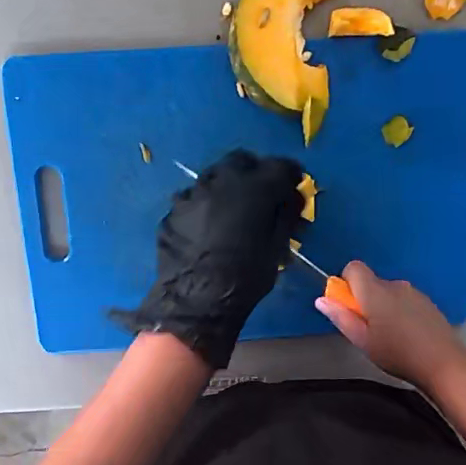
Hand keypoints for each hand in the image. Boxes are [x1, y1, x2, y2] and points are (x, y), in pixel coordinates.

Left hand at [111, 150, 304, 368]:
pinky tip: (205, 228)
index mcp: (255, 187)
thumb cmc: (245, 277)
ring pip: (213, 177)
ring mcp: (192, 193)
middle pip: (242, 162)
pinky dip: (203, 206)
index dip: (290, 178)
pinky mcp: (173, 210)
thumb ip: (286, 215)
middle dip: (254, 174)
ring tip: (230, 212)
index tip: (292, 192)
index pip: (281, 166)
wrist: (195, 302)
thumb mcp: (277, 247)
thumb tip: (291, 198)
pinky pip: (193, 199)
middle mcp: (222, 180)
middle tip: (259, 197)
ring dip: (226, 188)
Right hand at [316, 261, 465, 389]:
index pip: (354, 267)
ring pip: (388, 292)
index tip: (349, 305)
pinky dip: (399, 311)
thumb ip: (341, 317)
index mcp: (375, 292)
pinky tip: (407, 335)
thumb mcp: (362, 341)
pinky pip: (404, 299)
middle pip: (371, 282)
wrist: (444, 363)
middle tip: (368, 329)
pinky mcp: (428, 302)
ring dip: (383, 306)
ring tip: (390, 335)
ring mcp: (414, 292)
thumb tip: (321, 300)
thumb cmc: (397, 354)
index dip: (346, 282)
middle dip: (365, 300)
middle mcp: (395, 285)